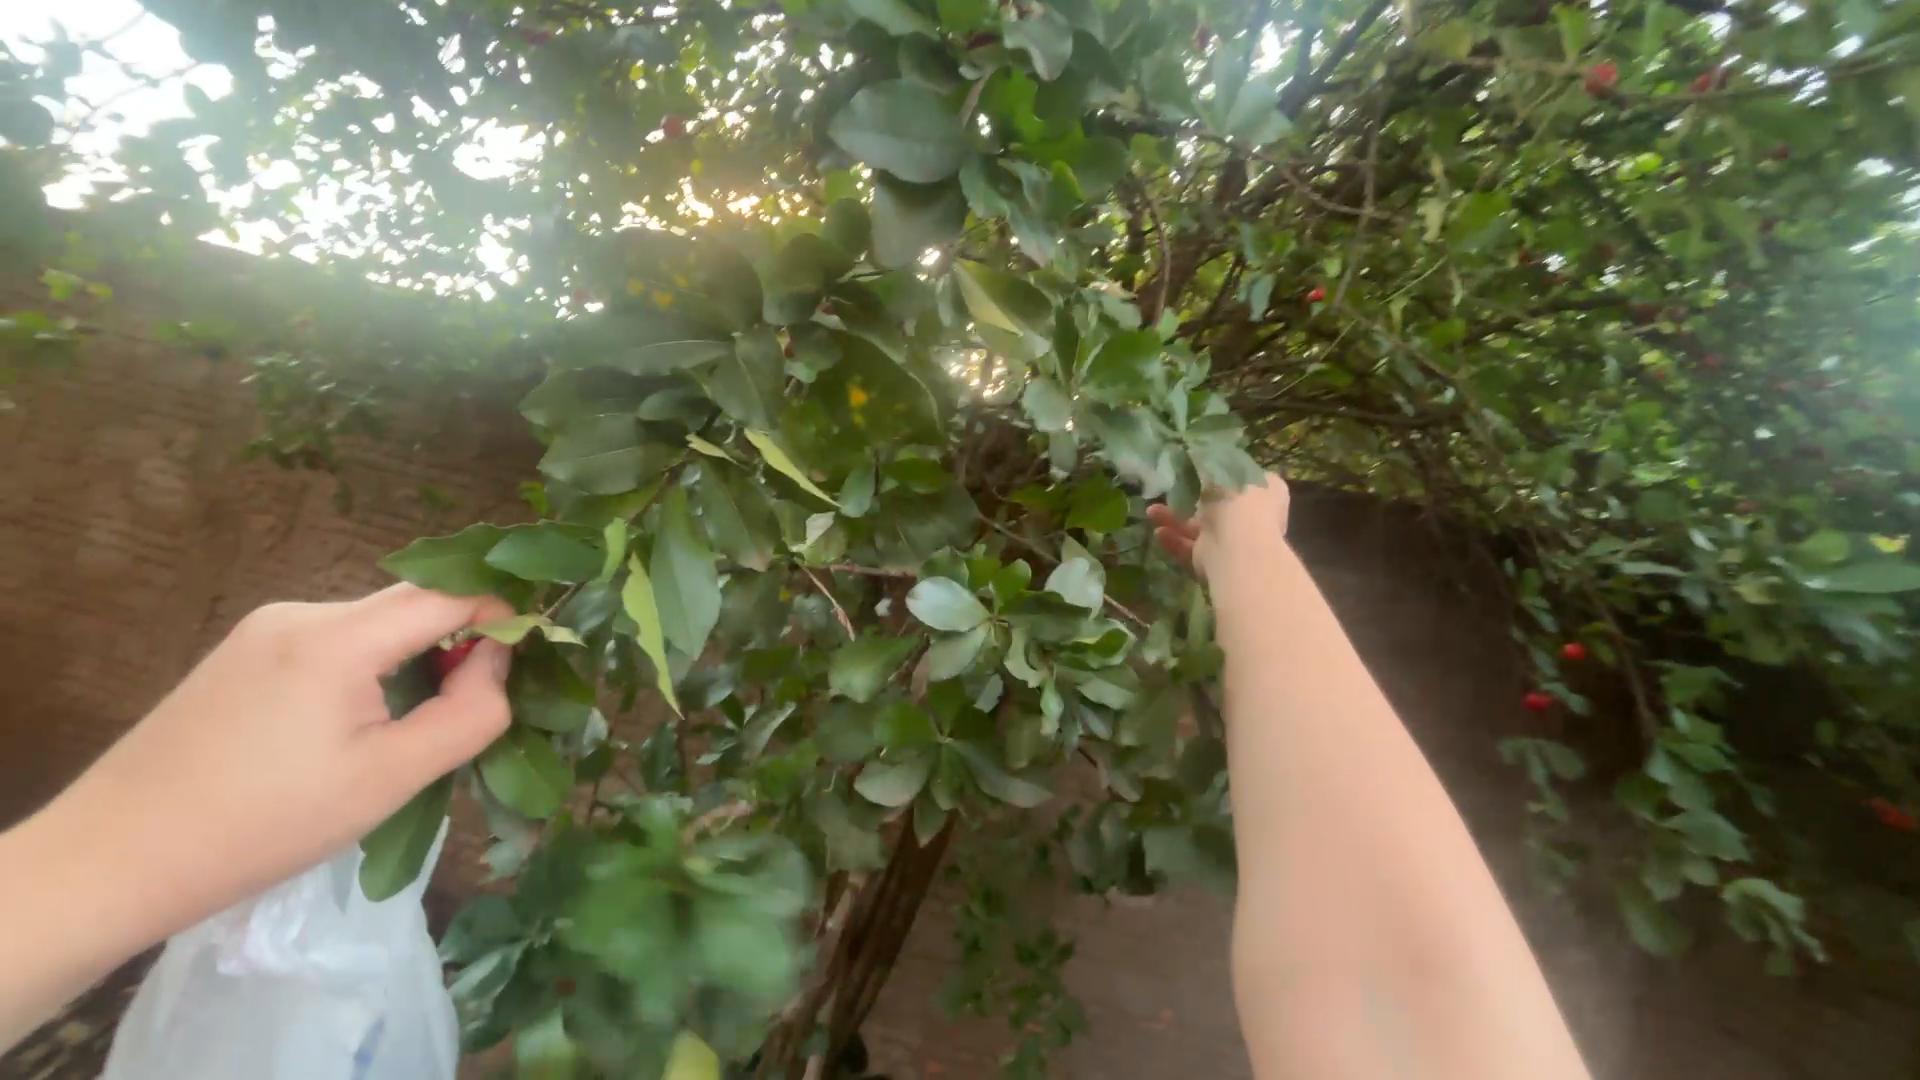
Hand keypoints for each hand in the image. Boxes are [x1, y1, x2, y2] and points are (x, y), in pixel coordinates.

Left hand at [50, 584, 513, 931]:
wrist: (108, 863)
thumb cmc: (264, 825)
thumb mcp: (392, 777)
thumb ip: (470, 713)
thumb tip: (499, 660)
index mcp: (336, 639)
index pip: (450, 594)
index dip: (503, 616)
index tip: (529, 660)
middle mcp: (300, 614)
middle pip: (414, 604)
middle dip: (460, 641)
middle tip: (474, 702)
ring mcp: (265, 629)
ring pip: (378, 623)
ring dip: (416, 656)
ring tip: (413, 723)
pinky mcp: (244, 652)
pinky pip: (339, 640)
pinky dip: (374, 666)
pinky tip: (355, 723)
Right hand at [1148, 472, 1291, 576]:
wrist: (1239, 548)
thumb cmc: (1236, 501)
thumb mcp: (1218, 471)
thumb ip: (1204, 463)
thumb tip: (1194, 450)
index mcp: (1264, 490)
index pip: (1242, 477)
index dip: (1220, 472)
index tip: (1196, 467)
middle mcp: (1251, 514)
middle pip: (1215, 504)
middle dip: (1186, 498)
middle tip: (1165, 490)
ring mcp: (1233, 538)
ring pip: (1197, 526)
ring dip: (1174, 519)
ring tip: (1151, 512)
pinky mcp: (1214, 559)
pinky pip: (1190, 546)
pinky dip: (1174, 539)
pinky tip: (1158, 532)